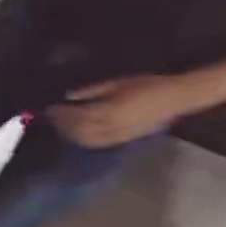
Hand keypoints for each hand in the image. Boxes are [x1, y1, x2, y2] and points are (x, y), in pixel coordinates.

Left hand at [47, 74, 207, 147]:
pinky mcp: (121, 141)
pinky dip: (81, 139)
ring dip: (69, 134)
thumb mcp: (118, 83)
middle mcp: (110, 126)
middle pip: (77, 130)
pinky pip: (95, 143)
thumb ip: (92, 91)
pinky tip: (75, 133)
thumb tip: (69, 95)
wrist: (175, 98)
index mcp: (110, 110)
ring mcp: (116, 136)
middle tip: (52, 117)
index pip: (77, 116)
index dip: (62, 114)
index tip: (50, 108)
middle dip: (62, 125)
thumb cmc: (147, 85)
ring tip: (60, 125)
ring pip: (84, 140)